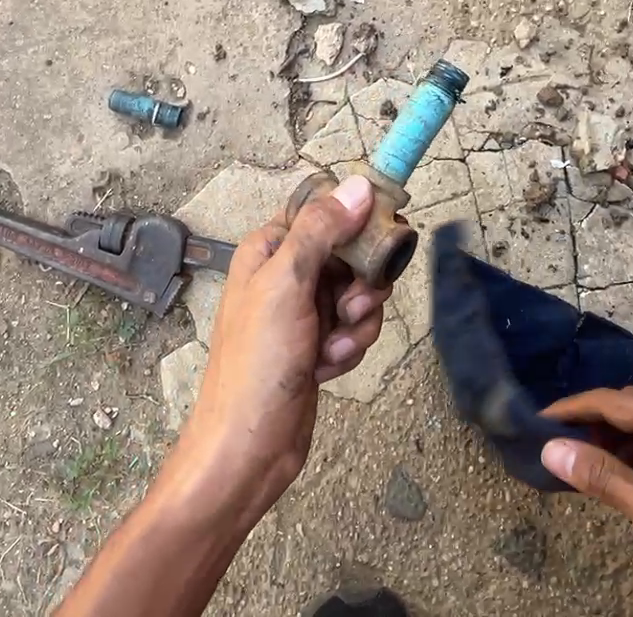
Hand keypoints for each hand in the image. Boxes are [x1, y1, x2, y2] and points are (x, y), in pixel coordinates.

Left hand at [156, 176, 389, 527]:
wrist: (248, 448)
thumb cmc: (258, 362)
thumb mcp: (287, 285)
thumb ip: (321, 230)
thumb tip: (359, 185)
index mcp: (271, 247)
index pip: (328, 211)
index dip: (359, 225)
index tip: (383, 244)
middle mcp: (287, 272)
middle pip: (352, 254)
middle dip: (361, 286)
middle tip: (349, 309)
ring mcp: (303, 310)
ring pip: (360, 293)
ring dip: (356, 324)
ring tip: (331, 350)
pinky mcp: (317, 343)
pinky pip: (354, 328)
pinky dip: (349, 347)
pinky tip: (327, 369)